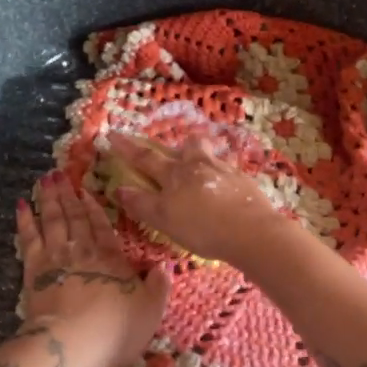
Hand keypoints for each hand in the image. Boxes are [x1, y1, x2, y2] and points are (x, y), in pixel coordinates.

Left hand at [17, 173, 169, 366]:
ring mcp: (56, 254)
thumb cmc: (115, 331)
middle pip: (75, 216)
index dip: (93, 207)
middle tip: (61, 173)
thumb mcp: (150, 311)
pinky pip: (28, 235)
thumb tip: (165, 266)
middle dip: (68, 193)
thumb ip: (159, 286)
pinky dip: (25, 218)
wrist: (72, 343)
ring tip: (45, 179)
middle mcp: (83, 249)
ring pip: (53, 218)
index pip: (102, 225)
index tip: (85, 190)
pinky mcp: (33, 266)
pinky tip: (21, 204)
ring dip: (49, 197)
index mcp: (111, 257)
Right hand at [109, 133, 289, 263]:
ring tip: (204, 177)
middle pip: (188, 146)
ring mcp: (225, 171)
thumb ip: (141, 204)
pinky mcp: (245, 182)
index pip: (145, 157)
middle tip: (178, 157)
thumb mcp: (164, 220)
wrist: (252, 232)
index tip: (113, 134)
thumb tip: (119, 188)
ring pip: (210, 156)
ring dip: (204, 160)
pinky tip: (226, 196)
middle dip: (180, 146)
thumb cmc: (202, 227)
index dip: (128, 147)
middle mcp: (199, 165)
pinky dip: (223, 180)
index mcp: (175, 174)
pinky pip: (230, 174)